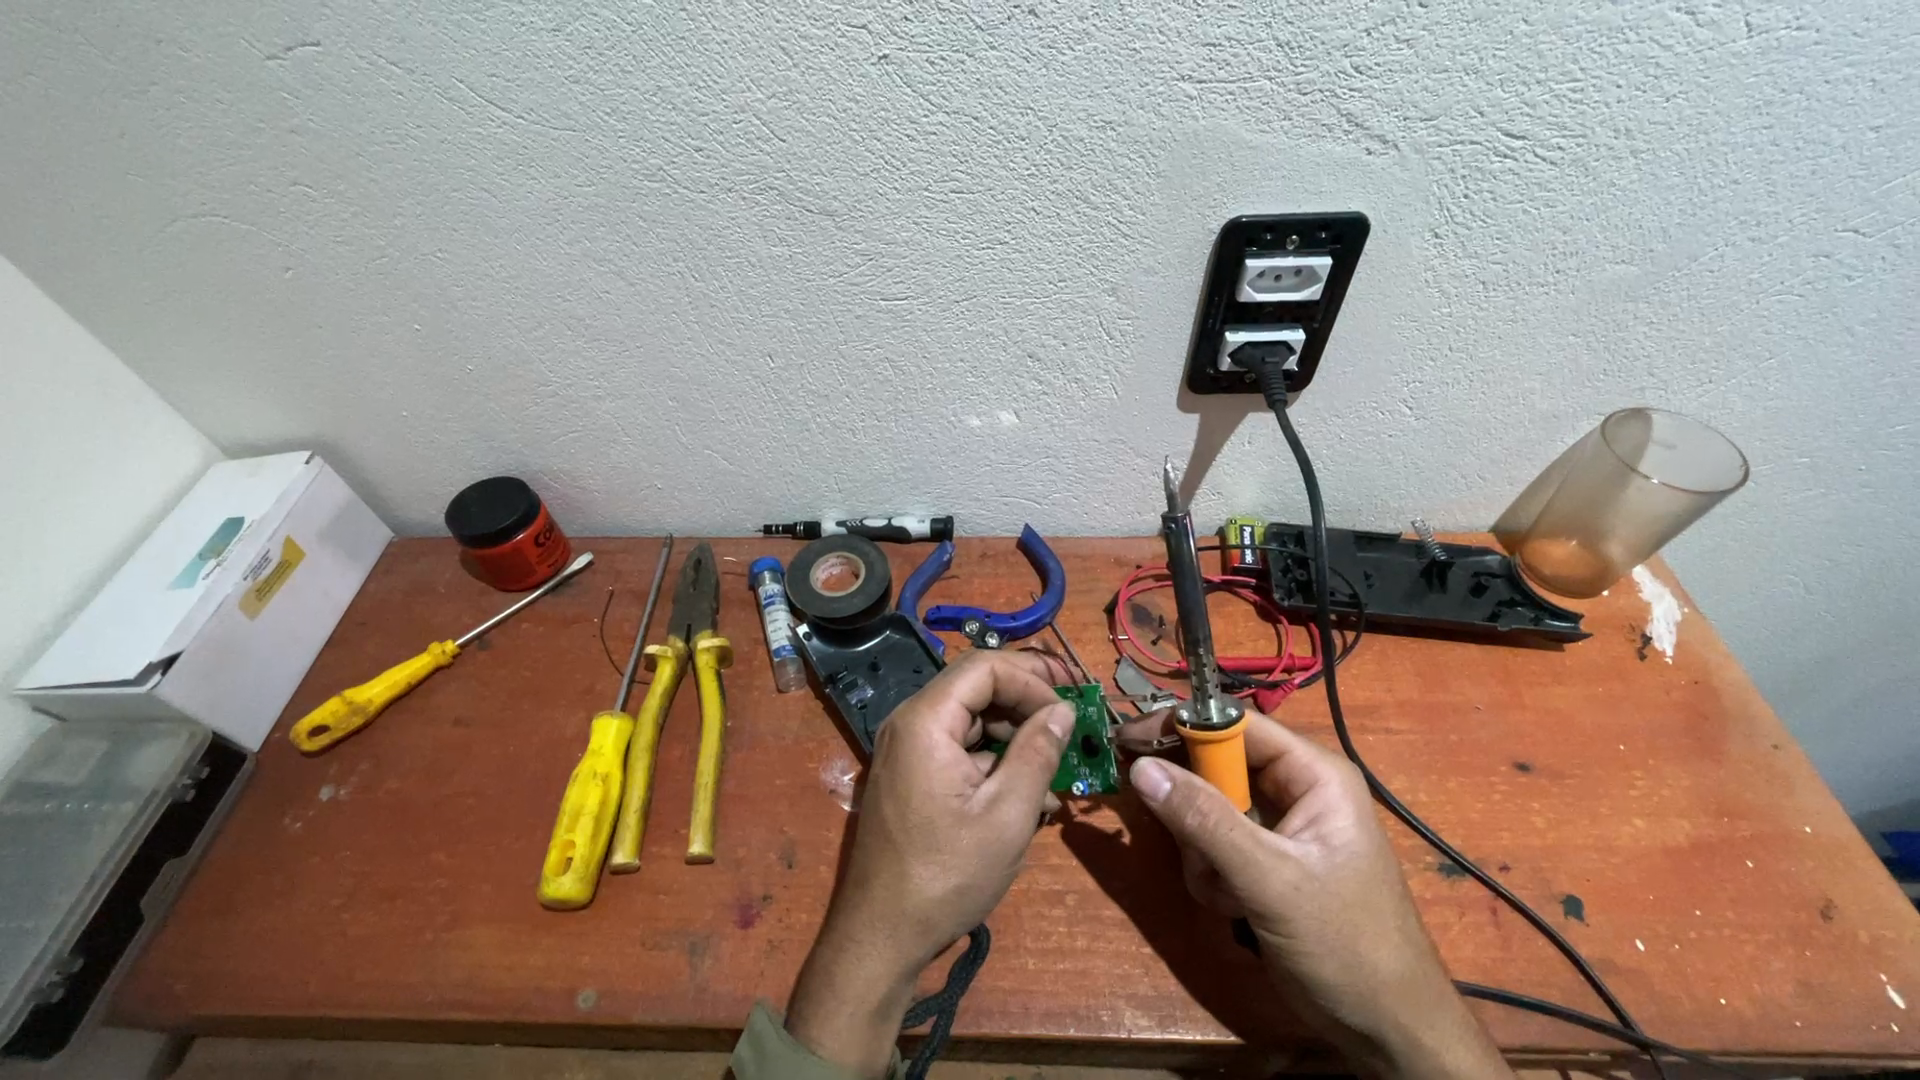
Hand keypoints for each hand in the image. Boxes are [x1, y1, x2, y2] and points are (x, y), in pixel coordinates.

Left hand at [787, 649, 1077, 1077]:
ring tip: (1059, 759)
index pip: (985, 667)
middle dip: (1028, 696)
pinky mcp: (912, 774)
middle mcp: (910, 723)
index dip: (1033, 679)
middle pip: (975, 685)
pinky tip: (1031, 789)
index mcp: (925, 721)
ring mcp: (907, 749)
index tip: (1070, 709)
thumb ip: (1038, 754)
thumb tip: (1063, 710)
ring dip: (1016, 730)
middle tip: (1073, 714)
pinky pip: (959, 747)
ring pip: (970, 717)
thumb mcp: (1006, 815)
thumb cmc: (946, 875)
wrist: (880, 935)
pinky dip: (995, 758)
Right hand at [1121, 709, 1513, 1079]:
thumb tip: (1141, 768)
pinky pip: (1215, 843)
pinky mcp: (1266, 861)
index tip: (1128, 741)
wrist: (1387, 1029)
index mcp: (1314, 773)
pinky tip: (1232, 907)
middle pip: (1216, 765)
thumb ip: (1205, 821)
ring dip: (1201, 849)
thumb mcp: (1270, 880)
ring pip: (1209, 807)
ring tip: (1223, 891)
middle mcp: (1296, 789)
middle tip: (1178, 837)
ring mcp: (1280, 827)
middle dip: (1193, 806)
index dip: (1180, 725)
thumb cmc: (1345, 945)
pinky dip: (1210, 872)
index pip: (1235, 723)